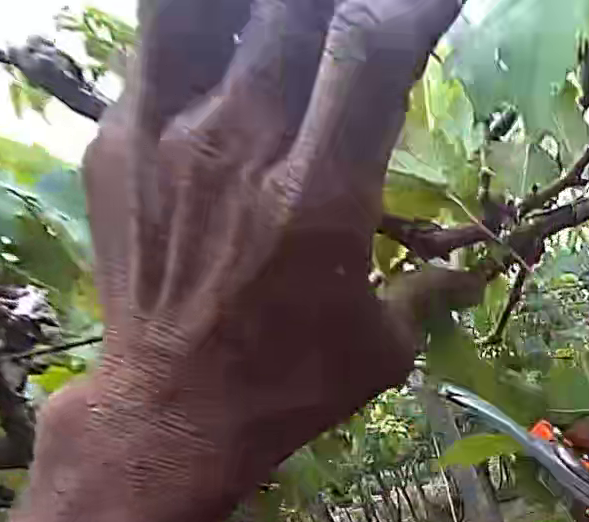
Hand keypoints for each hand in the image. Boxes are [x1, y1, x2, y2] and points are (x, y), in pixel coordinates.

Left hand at [41, 0, 468, 513]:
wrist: (175, 413)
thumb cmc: (292, 387)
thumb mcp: (381, 350)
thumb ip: (427, 294)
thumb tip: (471, 276)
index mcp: (321, 197)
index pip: (375, 48)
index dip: (416, 8)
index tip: (438, 8)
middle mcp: (243, 142)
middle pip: (298, 8)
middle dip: (350, 6)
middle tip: (365, 31)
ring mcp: (167, 131)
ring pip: (209, 3)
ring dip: (267, 14)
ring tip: (291, 39)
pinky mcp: (117, 140)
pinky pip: (158, 44)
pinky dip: (204, 33)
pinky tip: (231, 64)